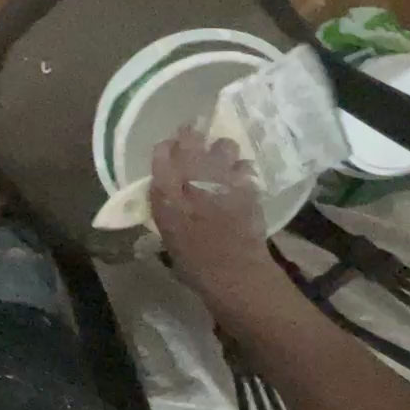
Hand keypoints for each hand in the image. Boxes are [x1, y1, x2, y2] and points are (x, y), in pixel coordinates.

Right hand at [149, 127, 273, 300]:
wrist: (232, 273)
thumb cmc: (193, 260)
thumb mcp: (167, 231)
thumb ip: (166, 202)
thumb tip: (167, 186)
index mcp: (166, 189)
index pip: (162, 150)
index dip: (167, 148)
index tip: (170, 151)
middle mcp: (192, 175)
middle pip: (190, 136)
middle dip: (191, 136)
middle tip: (194, 142)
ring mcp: (223, 176)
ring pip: (224, 144)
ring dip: (221, 151)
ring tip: (221, 164)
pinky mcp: (248, 184)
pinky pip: (245, 166)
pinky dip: (242, 171)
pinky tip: (240, 182)